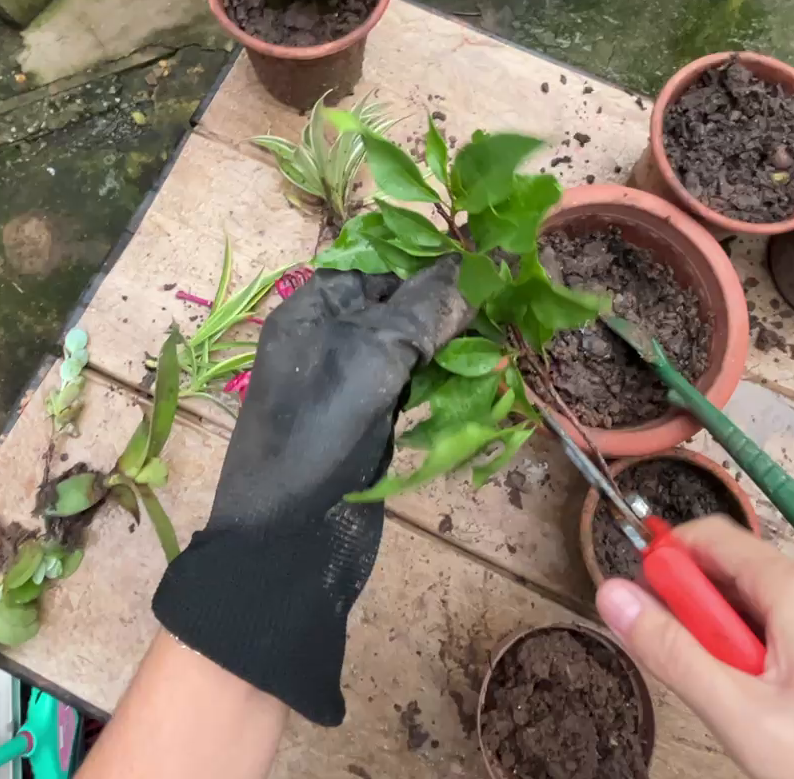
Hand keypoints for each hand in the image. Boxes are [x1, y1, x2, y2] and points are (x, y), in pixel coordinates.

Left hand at [153, 259, 469, 726]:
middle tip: (505, 298)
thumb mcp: (373, 352)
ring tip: (501, 334)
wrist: (289, 536)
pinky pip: (413, 380)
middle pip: (399, 299)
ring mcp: (350, 377)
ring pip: (411, 342)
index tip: (485, 259)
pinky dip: (443, 376)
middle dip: (448, 300)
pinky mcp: (371, 414)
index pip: (379, 260)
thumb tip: (482, 262)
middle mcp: (331, 333)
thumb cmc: (320, 427)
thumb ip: (426, 306)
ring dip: (452, 340)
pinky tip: (480, 375)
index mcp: (316, 305)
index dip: (430, 257)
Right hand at [595, 517, 793, 778]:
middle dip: (712, 618)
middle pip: (738, 571)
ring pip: (770, 603)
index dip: (668, 569)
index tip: (658, 622)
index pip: (707, 537)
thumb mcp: (747, 721)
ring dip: (746, 643)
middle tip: (720, 687)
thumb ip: (673, 653)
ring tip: (765, 714)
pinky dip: (782, 654)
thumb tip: (610, 593)